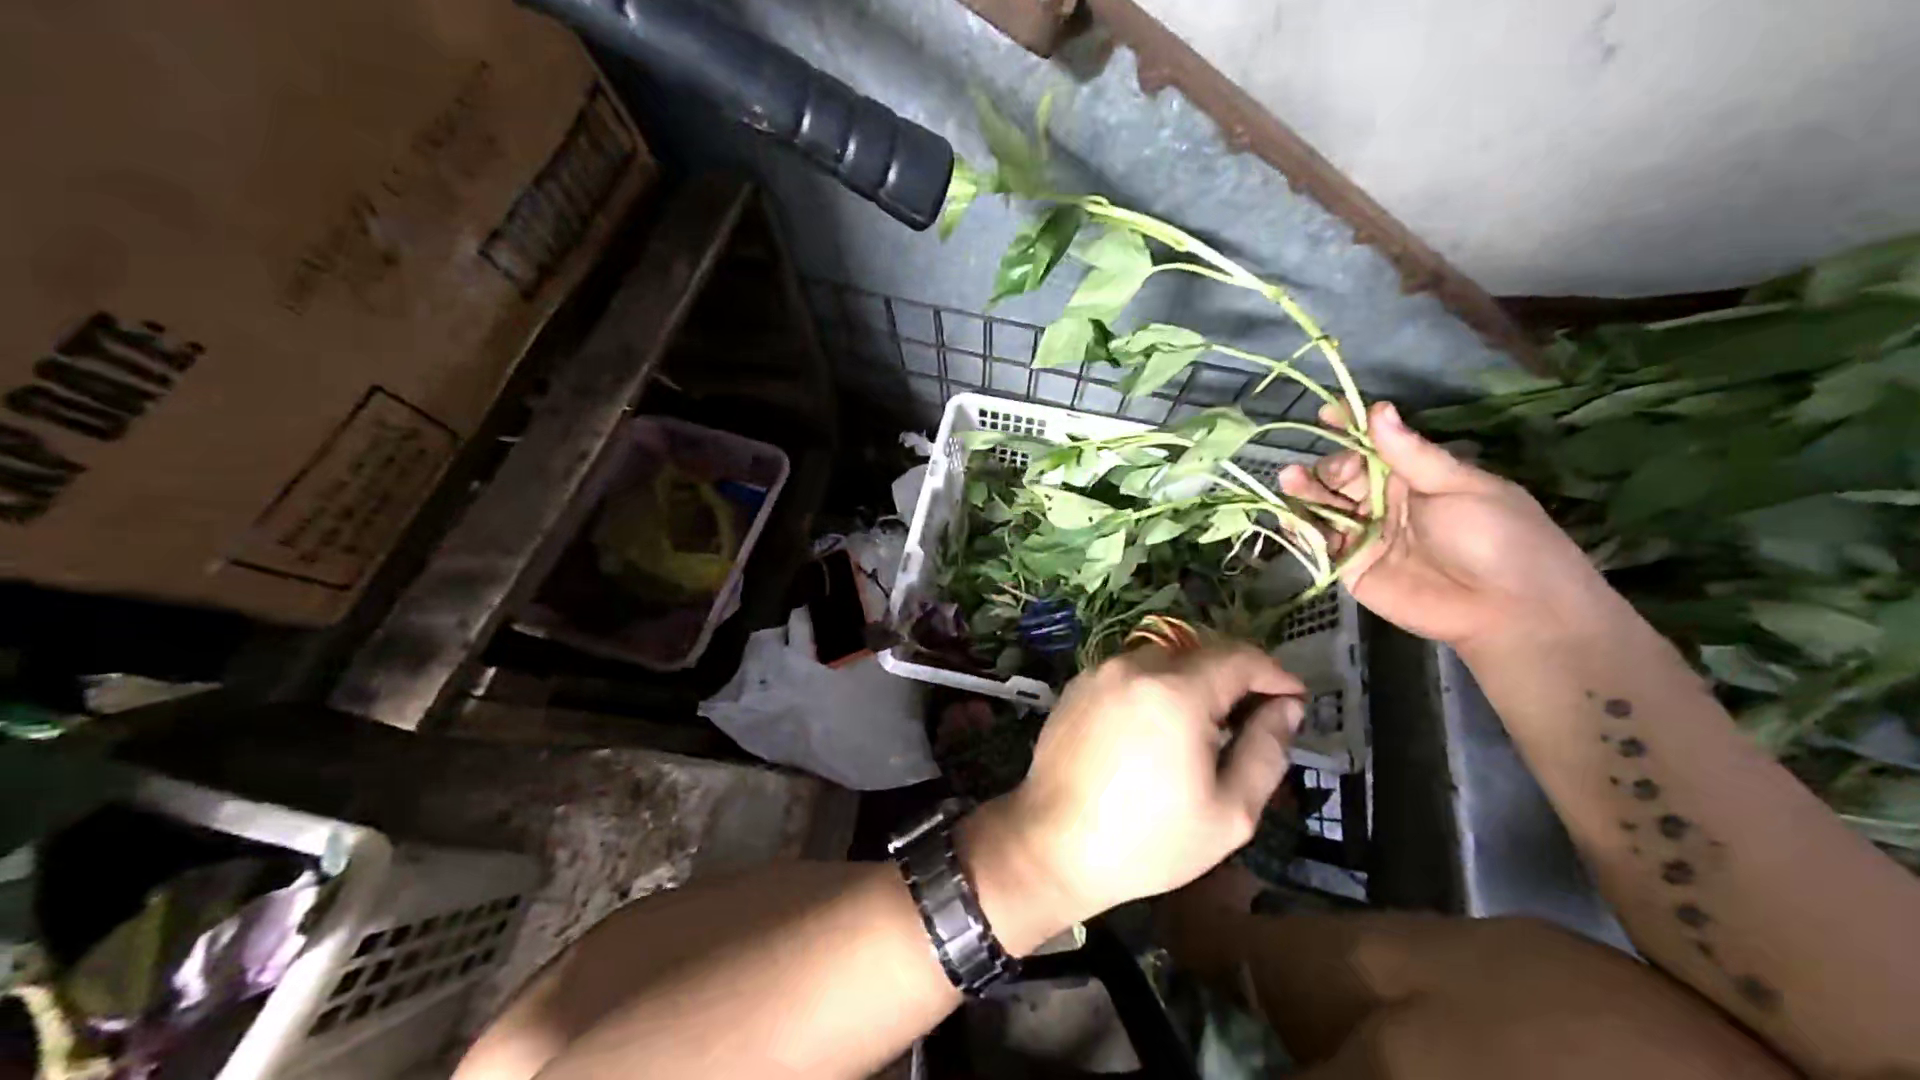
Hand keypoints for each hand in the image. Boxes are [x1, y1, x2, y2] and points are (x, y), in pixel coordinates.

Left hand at [964, 646, 1305, 942]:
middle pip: (1202, 653)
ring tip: (1204, 728)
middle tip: (1252, 719)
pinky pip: (1131, 672)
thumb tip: (1285, 708)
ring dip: (1194, 681)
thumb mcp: (1230, 811)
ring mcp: (1099, 672)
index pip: (1240, 657)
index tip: (1294, 698)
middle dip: (1236, 678)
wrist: (1052, 845)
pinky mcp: (1077, 685)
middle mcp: (1134, 666)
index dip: (1275, 674)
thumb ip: (1266, 750)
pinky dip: (1156, 687)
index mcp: (1175, 691)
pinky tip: (1156, 729)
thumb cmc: (1148, 840)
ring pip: (1165, 659)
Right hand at [1279, 400, 1613, 652]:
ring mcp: (1365, 535)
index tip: (1326, 414)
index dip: (1349, 429)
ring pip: (1324, 508)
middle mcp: (1384, 503)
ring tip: (1290, 479)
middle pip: (1340, 477)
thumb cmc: (1497, 538)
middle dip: (1326, 467)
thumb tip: (1378, 409)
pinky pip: (1320, 544)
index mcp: (1413, 478)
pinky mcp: (1351, 566)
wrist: (1509, 609)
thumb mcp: (1460, 487)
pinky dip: (1301, 530)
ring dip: (1305, 492)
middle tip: (1332, 472)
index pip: (1373, 446)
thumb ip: (1411, 454)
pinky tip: (1291, 518)